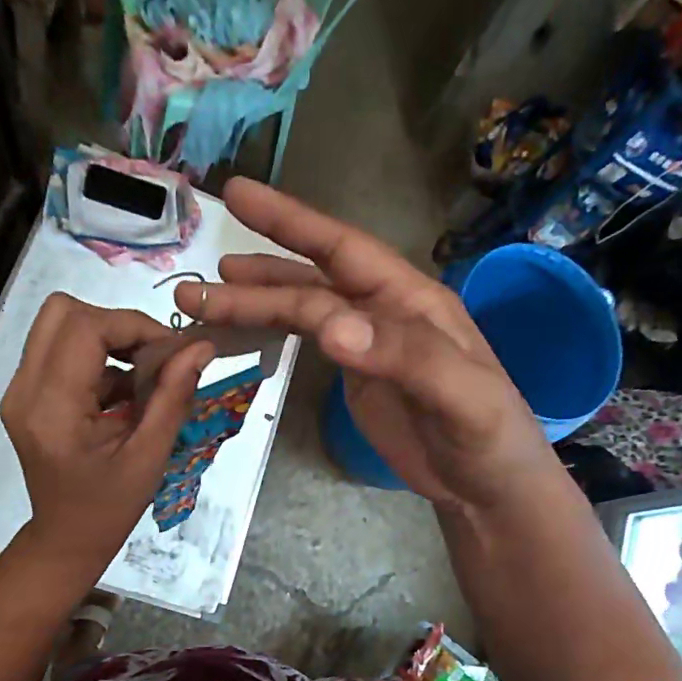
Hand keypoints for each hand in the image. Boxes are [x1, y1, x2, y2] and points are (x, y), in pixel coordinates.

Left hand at [2, 292, 214, 565]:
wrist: (66, 538)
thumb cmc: (110, 508)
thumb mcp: (149, 456)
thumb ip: (173, 396)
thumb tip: (201, 346)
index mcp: (52, 411)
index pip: (85, 328)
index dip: (133, 325)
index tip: (170, 350)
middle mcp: (24, 391)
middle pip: (62, 311)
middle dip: (115, 324)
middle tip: (150, 356)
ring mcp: (18, 391)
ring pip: (58, 325)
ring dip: (106, 339)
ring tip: (139, 379)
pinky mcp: (24, 394)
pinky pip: (58, 349)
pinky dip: (96, 358)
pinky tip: (120, 395)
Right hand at [176, 179, 549, 511]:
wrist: (488, 485)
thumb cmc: (487, 437)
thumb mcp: (460, 396)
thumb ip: (402, 355)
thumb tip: (330, 326)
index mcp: (409, 299)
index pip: (342, 251)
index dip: (290, 223)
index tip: (238, 196)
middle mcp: (383, 310)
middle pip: (309, 283)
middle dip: (253, 279)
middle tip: (194, 284)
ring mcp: (367, 343)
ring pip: (301, 311)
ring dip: (253, 305)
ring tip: (200, 303)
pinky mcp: (355, 375)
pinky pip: (305, 342)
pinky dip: (271, 331)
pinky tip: (243, 329)